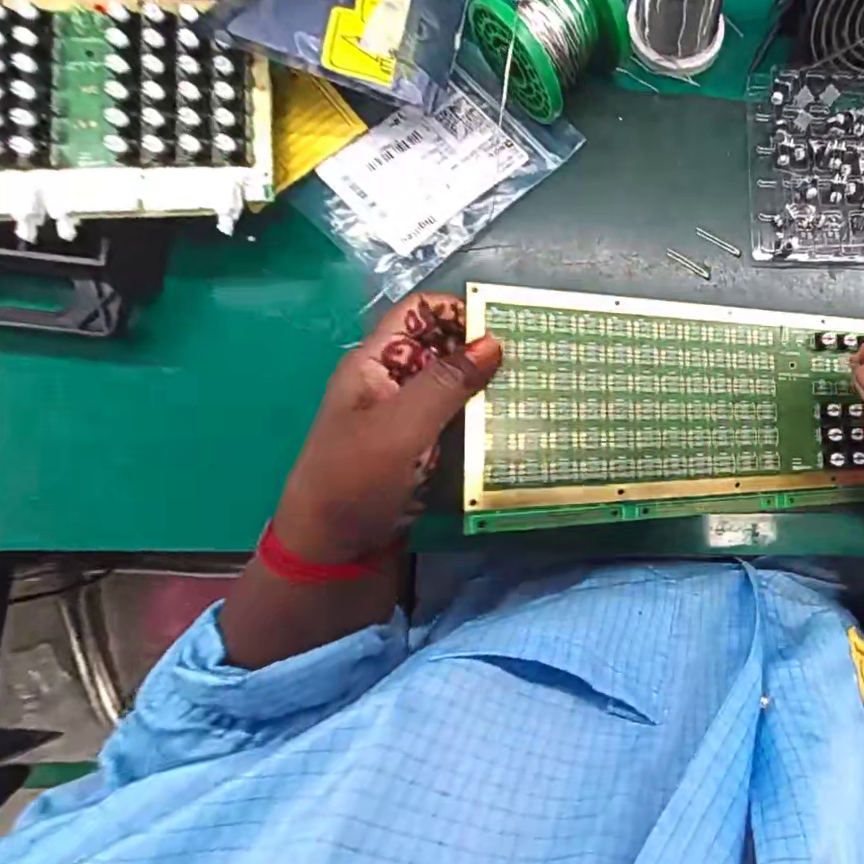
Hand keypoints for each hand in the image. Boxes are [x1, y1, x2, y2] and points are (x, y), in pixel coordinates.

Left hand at [270, 294, 502, 563]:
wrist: (332, 553)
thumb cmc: (354, 480)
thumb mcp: (401, 426)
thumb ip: (447, 382)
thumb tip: (495, 341)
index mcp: (375, 363)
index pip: (417, 315)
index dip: (455, 310)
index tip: (502, 323)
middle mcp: (393, 383)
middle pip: (441, 348)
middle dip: (479, 347)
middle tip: (529, 355)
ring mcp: (409, 417)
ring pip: (454, 386)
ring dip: (486, 385)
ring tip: (531, 386)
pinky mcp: (424, 448)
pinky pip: (457, 421)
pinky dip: (482, 418)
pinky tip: (512, 422)